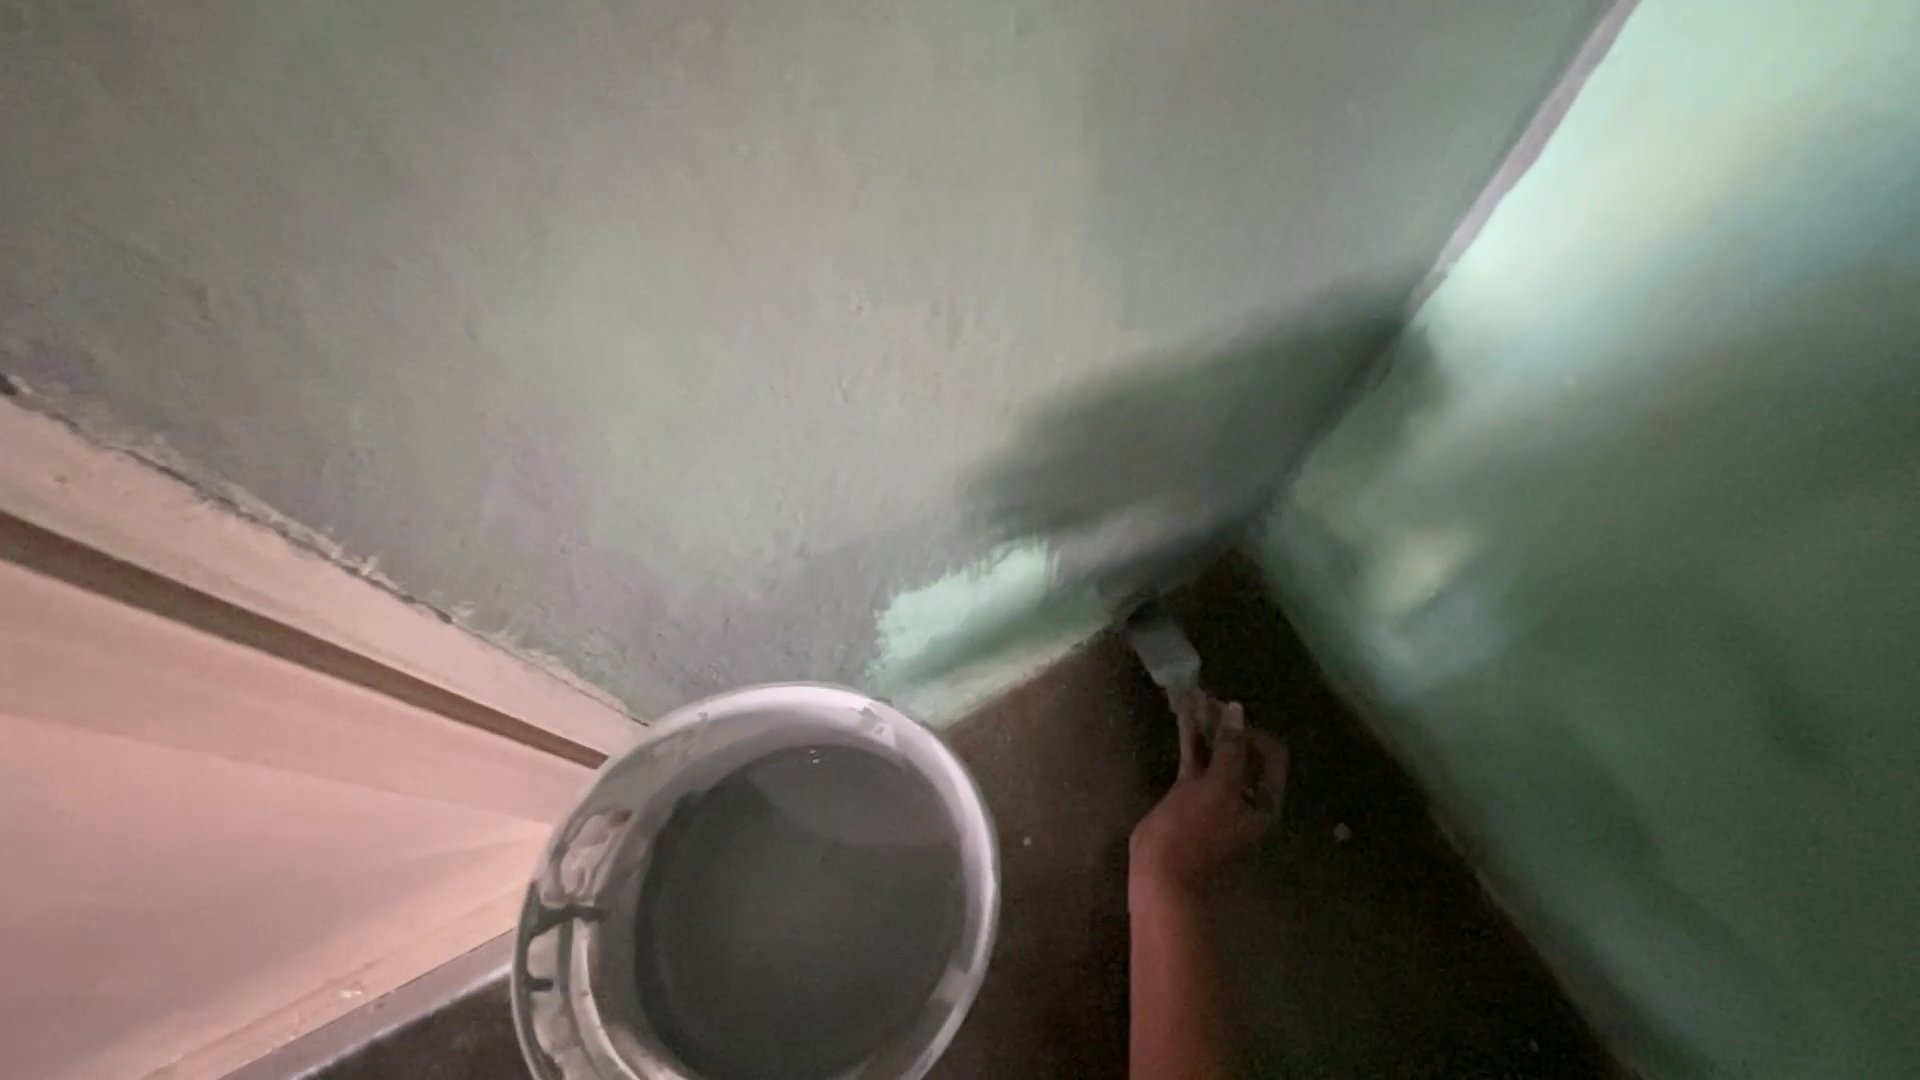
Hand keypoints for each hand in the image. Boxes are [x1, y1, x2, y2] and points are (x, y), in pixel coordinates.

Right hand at [1130, 697, 1287, 895]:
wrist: (1161, 869)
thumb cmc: (1195, 830)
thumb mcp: (1217, 787)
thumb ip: (1230, 747)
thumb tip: (1236, 709)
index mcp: (1263, 801)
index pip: (1270, 753)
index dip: (1252, 731)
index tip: (1227, 717)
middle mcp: (1245, 795)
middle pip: (1242, 749)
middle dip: (1227, 723)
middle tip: (1208, 697)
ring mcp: (1217, 793)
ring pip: (1217, 752)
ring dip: (1207, 726)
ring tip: (1193, 696)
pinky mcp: (1191, 792)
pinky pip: (1196, 760)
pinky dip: (1191, 738)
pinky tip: (1182, 715)